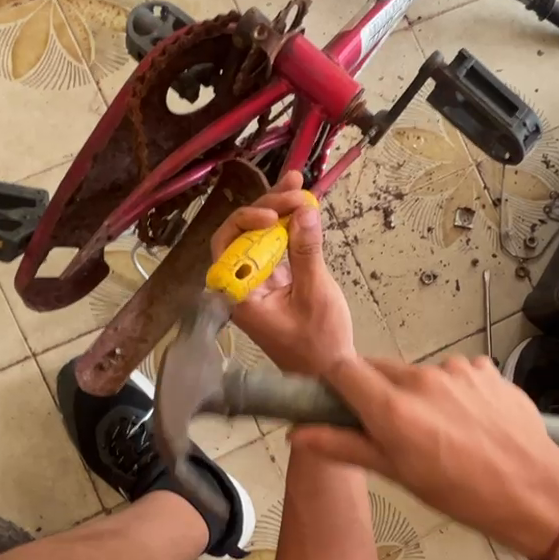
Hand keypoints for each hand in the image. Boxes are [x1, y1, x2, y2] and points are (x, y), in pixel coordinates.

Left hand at [212, 171, 355, 376]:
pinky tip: (302, 208)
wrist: (331, 374)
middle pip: (242, 234)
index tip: (276, 217)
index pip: (227, 244)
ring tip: (299, 185)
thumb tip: (305, 211)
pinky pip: (275, 248)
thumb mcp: (315, 294)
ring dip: (278, 211)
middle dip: (268, 207)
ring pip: (259, 237)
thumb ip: (307, 252)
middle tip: (297, 188)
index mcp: (240, 294)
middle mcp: (242, 286)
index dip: (247, 221)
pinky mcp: (276, 283)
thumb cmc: (320, 343)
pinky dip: (289, 228)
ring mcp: (259, 283)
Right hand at [289, 355, 558, 558]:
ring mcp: (457, 369)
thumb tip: (298, 434)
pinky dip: (452, 391)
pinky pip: (454, 373)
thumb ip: (346, 447)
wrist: (537, 492)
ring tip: (441, 432)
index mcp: (394, 407)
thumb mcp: (400, 476)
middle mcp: (422, 378)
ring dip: (418, 393)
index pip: (343, 369)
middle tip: (391, 429)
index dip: (334, 383)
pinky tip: (468, 421)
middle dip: (376, 392)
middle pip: (380, 369)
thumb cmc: (464, 495)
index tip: (335, 401)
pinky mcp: (485, 368)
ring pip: (418, 373)